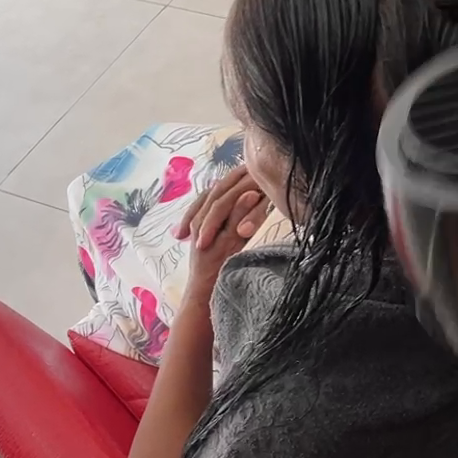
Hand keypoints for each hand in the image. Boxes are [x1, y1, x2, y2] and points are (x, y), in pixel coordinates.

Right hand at [173, 166, 267, 289]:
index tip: (249, 161)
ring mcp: (208, 235)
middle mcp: (201, 224)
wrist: (203, 296)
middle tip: (254, 161)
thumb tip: (251, 200)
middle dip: (236, 176)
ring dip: (240, 188)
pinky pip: (230, 225)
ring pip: (222, 205)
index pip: (216, 190)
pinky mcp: (218, 248)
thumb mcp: (227, 240)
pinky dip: (242, 209)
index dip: (232, 174)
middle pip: (218, 192)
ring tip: (256, 173)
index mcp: (202, 219)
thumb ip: (235, 221)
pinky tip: (254, 197)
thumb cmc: (217, 268)